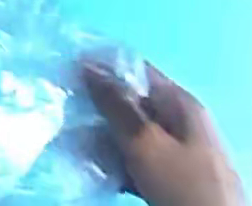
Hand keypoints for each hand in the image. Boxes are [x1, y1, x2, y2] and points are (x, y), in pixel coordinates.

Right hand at [83, 61, 242, 205]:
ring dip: (103, 137)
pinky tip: (95, 167)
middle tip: (68, 110)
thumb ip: (113, 101)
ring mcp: (179, 156)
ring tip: (77, 143)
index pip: (134, 68)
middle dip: (98, 106)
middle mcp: (181, 123)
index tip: (69, 72)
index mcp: (180, 104)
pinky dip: (116, 162)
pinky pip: (137, 161)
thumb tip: (86, 63)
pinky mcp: (173, 183)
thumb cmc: (184, 188)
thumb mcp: (144, 140)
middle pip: (130, 101)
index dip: (100, 65)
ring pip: (130, 134)